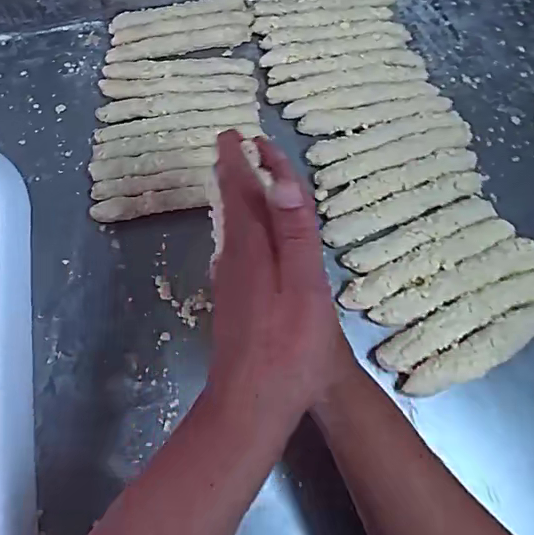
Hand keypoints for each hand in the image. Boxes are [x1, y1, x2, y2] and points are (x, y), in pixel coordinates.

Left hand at [206, 131, 357, 434]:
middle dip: (233, 170)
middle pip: (233, 202)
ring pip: (232, 223)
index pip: (244, 189)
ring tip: (240, 175)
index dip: (244, 160)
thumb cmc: (287, 347)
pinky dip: (241, 223)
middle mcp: (234, 254)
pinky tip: (247, 232)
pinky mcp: (232, 297)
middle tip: (234, 144)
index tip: (239, 134)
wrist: (249, 400)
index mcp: (252, 246)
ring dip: (236, 194)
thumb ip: (295, 234)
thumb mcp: (303, 287)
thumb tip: (280, 180)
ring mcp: (230, 277)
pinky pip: (236, 245)